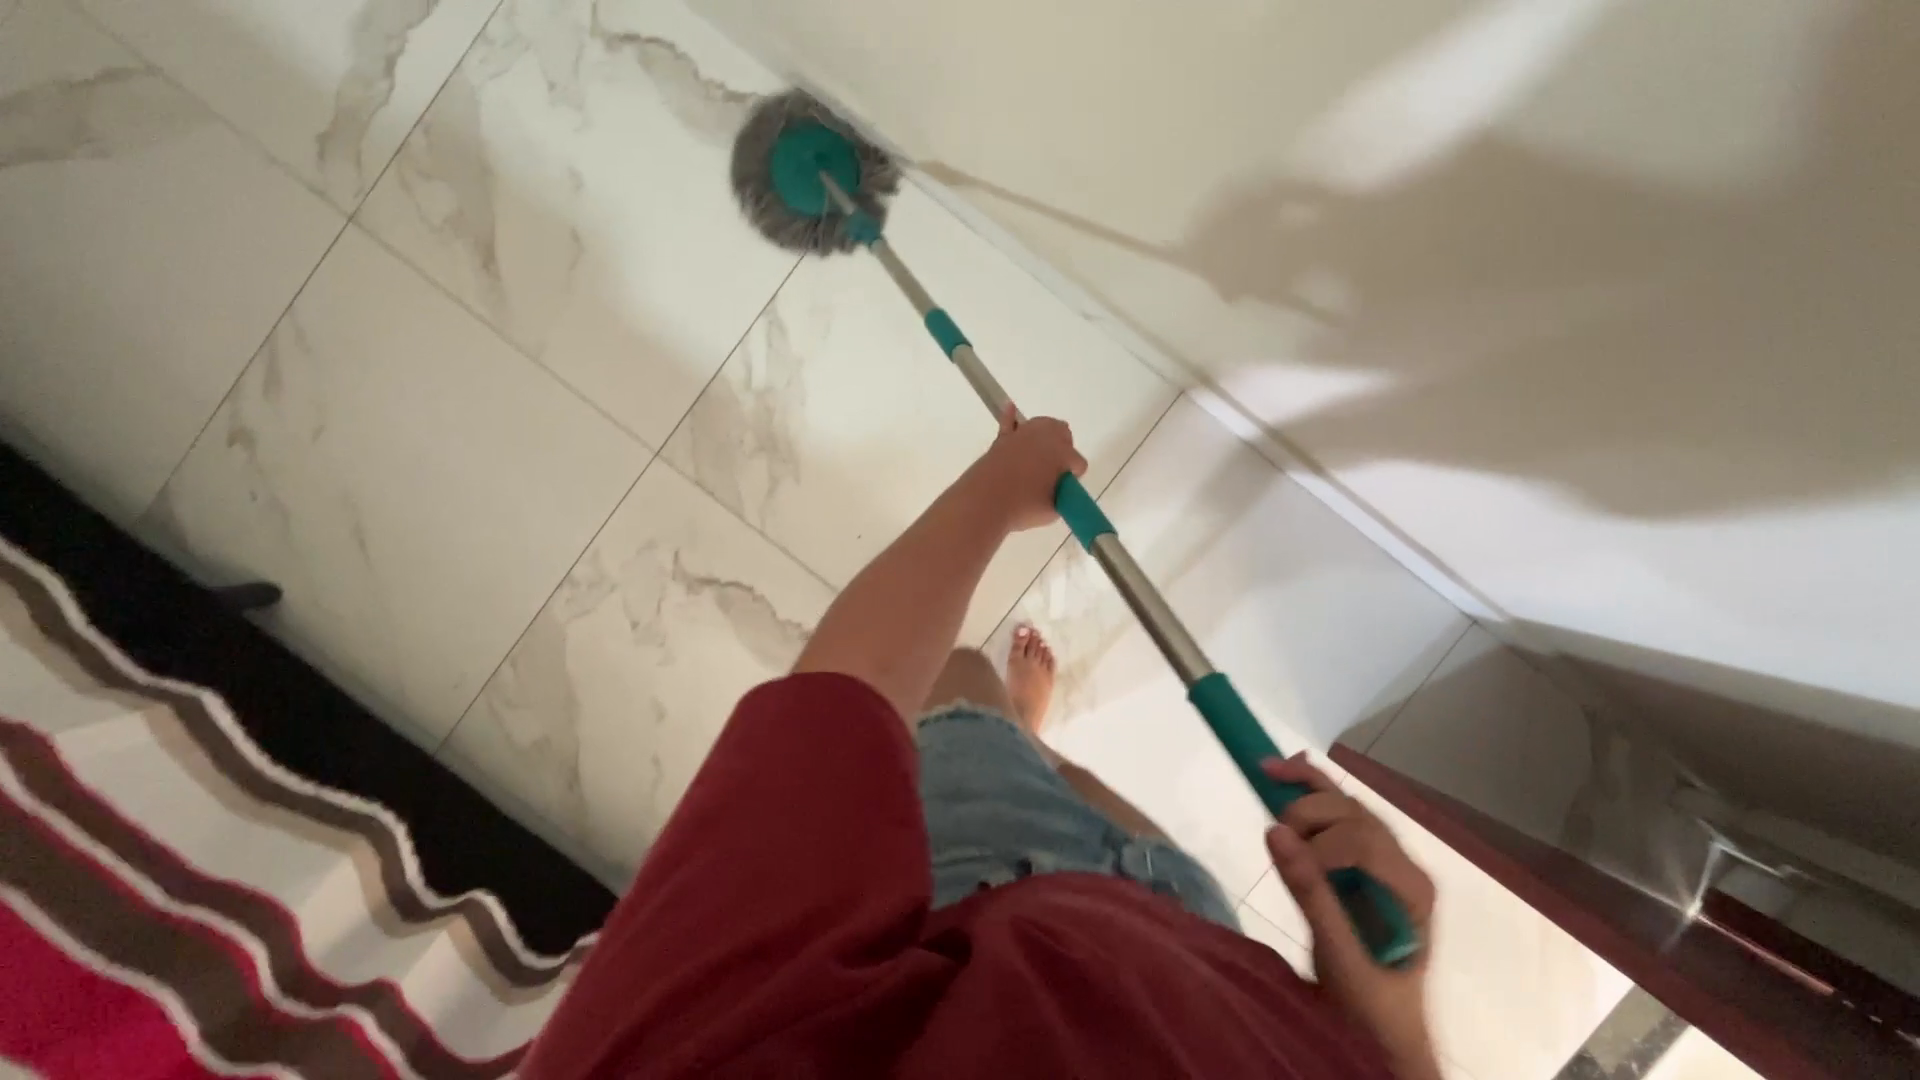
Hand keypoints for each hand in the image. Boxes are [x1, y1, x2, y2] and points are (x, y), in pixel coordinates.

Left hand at [966, 406, 1087, 531]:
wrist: (985, 502)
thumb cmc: (1023, 507)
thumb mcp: (1051, 510)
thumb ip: (1059, 498)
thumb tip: (1055, 494)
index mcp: (1063, 454)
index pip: (1078, 462)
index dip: (1073, 477)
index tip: (1064, 489)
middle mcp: (1045, 438)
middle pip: (1063, 434)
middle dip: (1063, 450)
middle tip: (1054, 473)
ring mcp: (1022, 435)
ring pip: (1042, 424)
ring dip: (1046, 434)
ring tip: (1043, 451)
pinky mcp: (1002, 440)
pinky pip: (1009, 422)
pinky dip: (1011, 416)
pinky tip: (1011, 407)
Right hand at [1262, 754, 1439, 1078]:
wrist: (1382, 1037)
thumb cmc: (1369, 1009)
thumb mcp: (1339, 958)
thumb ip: (1312, 894)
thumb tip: (1274, 831)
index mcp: (1411, 890)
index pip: (1364, 841)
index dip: (1320, 843)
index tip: (1286, 864)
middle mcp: (1405, 869)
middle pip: (1357, 815)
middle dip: (1311, 809)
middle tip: (1275, 829)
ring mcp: (1388, 866)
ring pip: (1349, 808)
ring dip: (1309, 789)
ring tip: (1269, 773)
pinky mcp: (1366, 868)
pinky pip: (1342, 818)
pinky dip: (1313, 791)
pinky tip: (1287, 770)